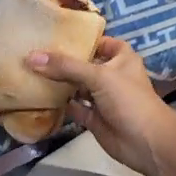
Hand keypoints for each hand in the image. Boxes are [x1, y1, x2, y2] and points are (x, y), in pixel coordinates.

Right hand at [27, 36, 175, 175]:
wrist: (146, 142)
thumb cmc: (128, 99)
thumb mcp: (98, 75)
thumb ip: (66, 66)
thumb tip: (31, 57)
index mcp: (120, 57)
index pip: (98, 41)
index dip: (79, 38)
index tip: (51, 33)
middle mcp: (111, 74)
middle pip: (83, 64)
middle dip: (62, 61)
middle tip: (31, 52)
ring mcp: (102, 97)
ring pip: (76, 86)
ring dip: (58, 82)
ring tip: (29, 71)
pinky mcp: (94, 118)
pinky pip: (74, 107)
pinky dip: (60, 103)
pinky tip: (38, 96)